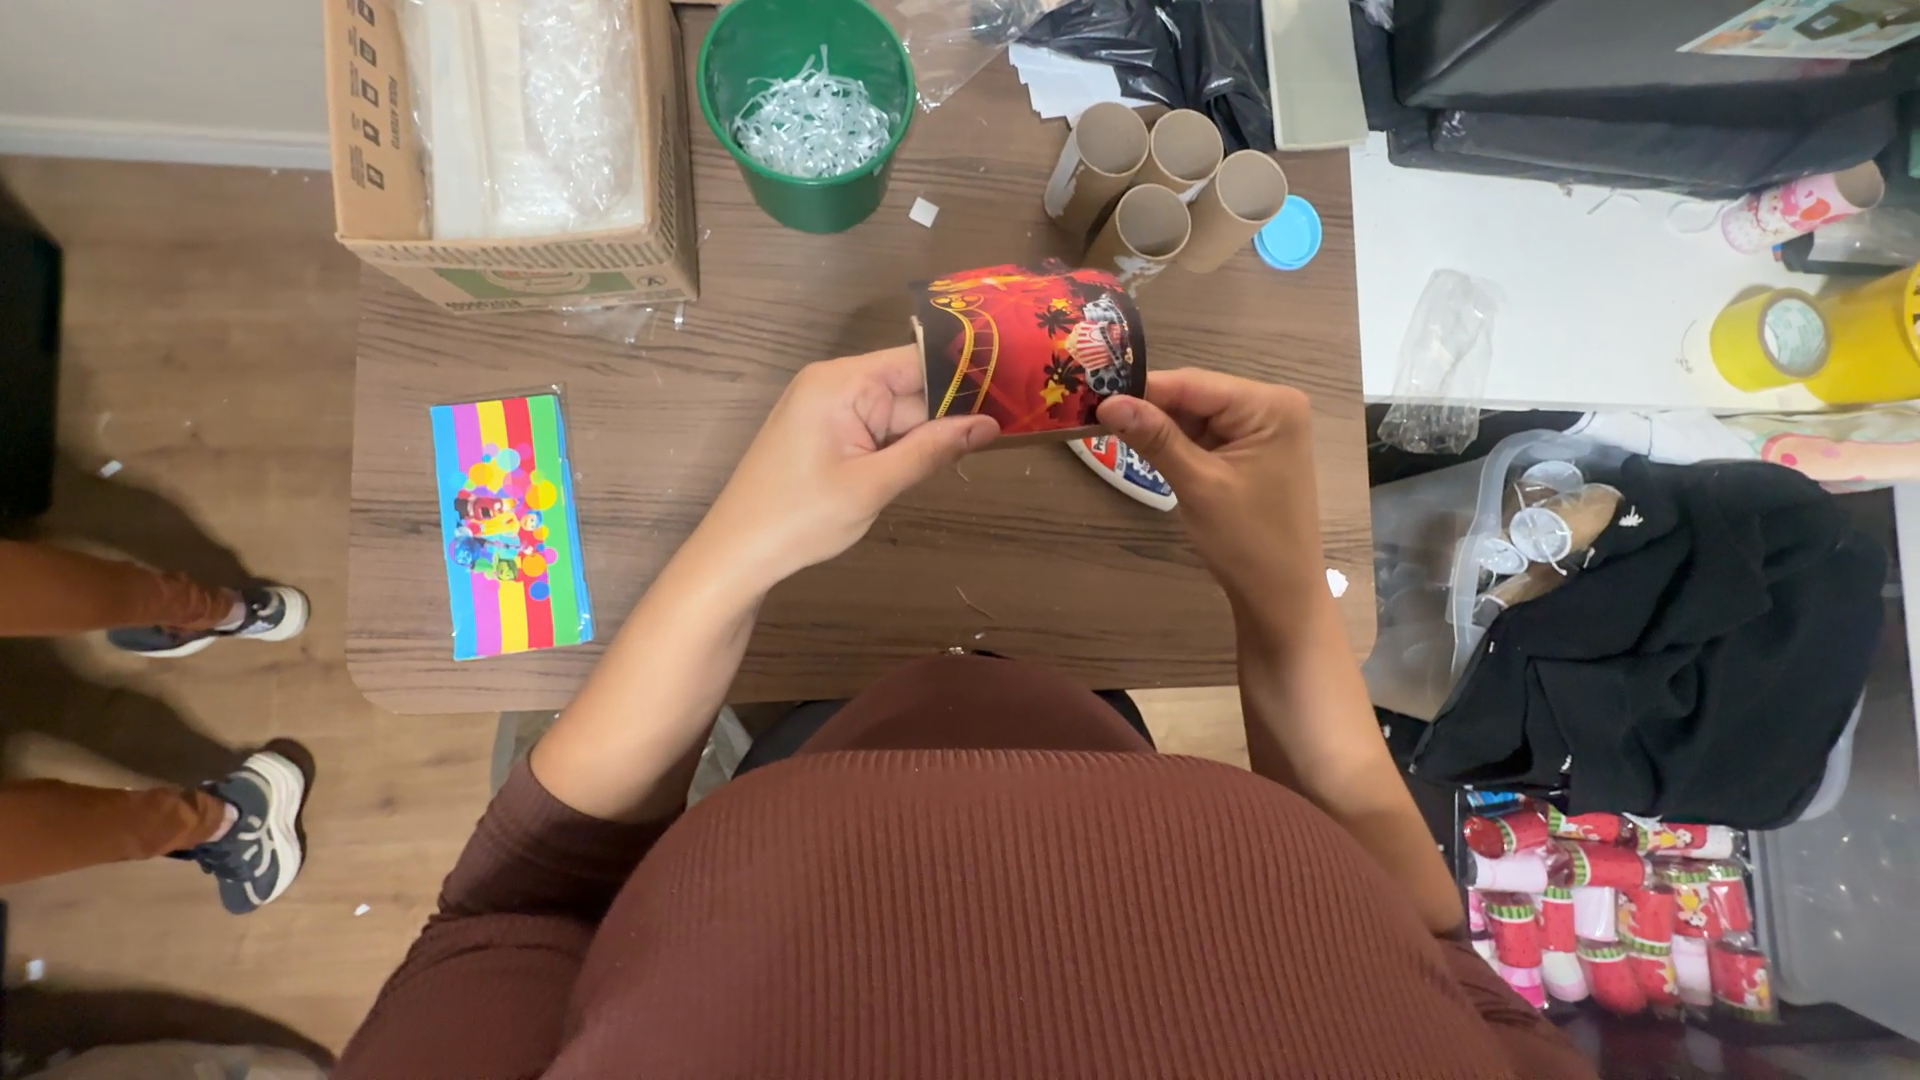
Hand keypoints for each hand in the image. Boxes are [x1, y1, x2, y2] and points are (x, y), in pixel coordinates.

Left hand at [691, 345, 998, 591]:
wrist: (737, 554)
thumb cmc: (800, 517)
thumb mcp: (873, 485)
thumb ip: (931, 451)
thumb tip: (988, 426)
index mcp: (841, 382)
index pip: (916, 359)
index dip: (963, 371)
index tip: (1013, 383)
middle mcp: (835, 385)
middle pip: (909, 388)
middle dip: (952, 409)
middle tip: (1012, 421)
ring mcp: (829, 411)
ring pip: (897, 414)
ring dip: (930, 433)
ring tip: (990, 440)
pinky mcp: (827, 436)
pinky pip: (877, 431)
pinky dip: (904, 446)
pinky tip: (940, 458)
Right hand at [1096, 369, 1322, 615]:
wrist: (1280, 593)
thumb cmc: (1247, 541)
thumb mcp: (1197, 484)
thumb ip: (1155, 438)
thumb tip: (1107, 403)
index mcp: (1270, 405)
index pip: (1193, 383)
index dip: (1142, 389)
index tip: (1091, 396)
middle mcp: (1271, 405)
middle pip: (1194, 394)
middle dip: (1149, 408)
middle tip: (1094, 416)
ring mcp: (1262, 427)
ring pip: (1195, 413)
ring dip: (1159, 426)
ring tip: (1112, 433)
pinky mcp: (1251, 448)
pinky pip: (1204, 433)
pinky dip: (1175, 441)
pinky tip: (1147, 449)